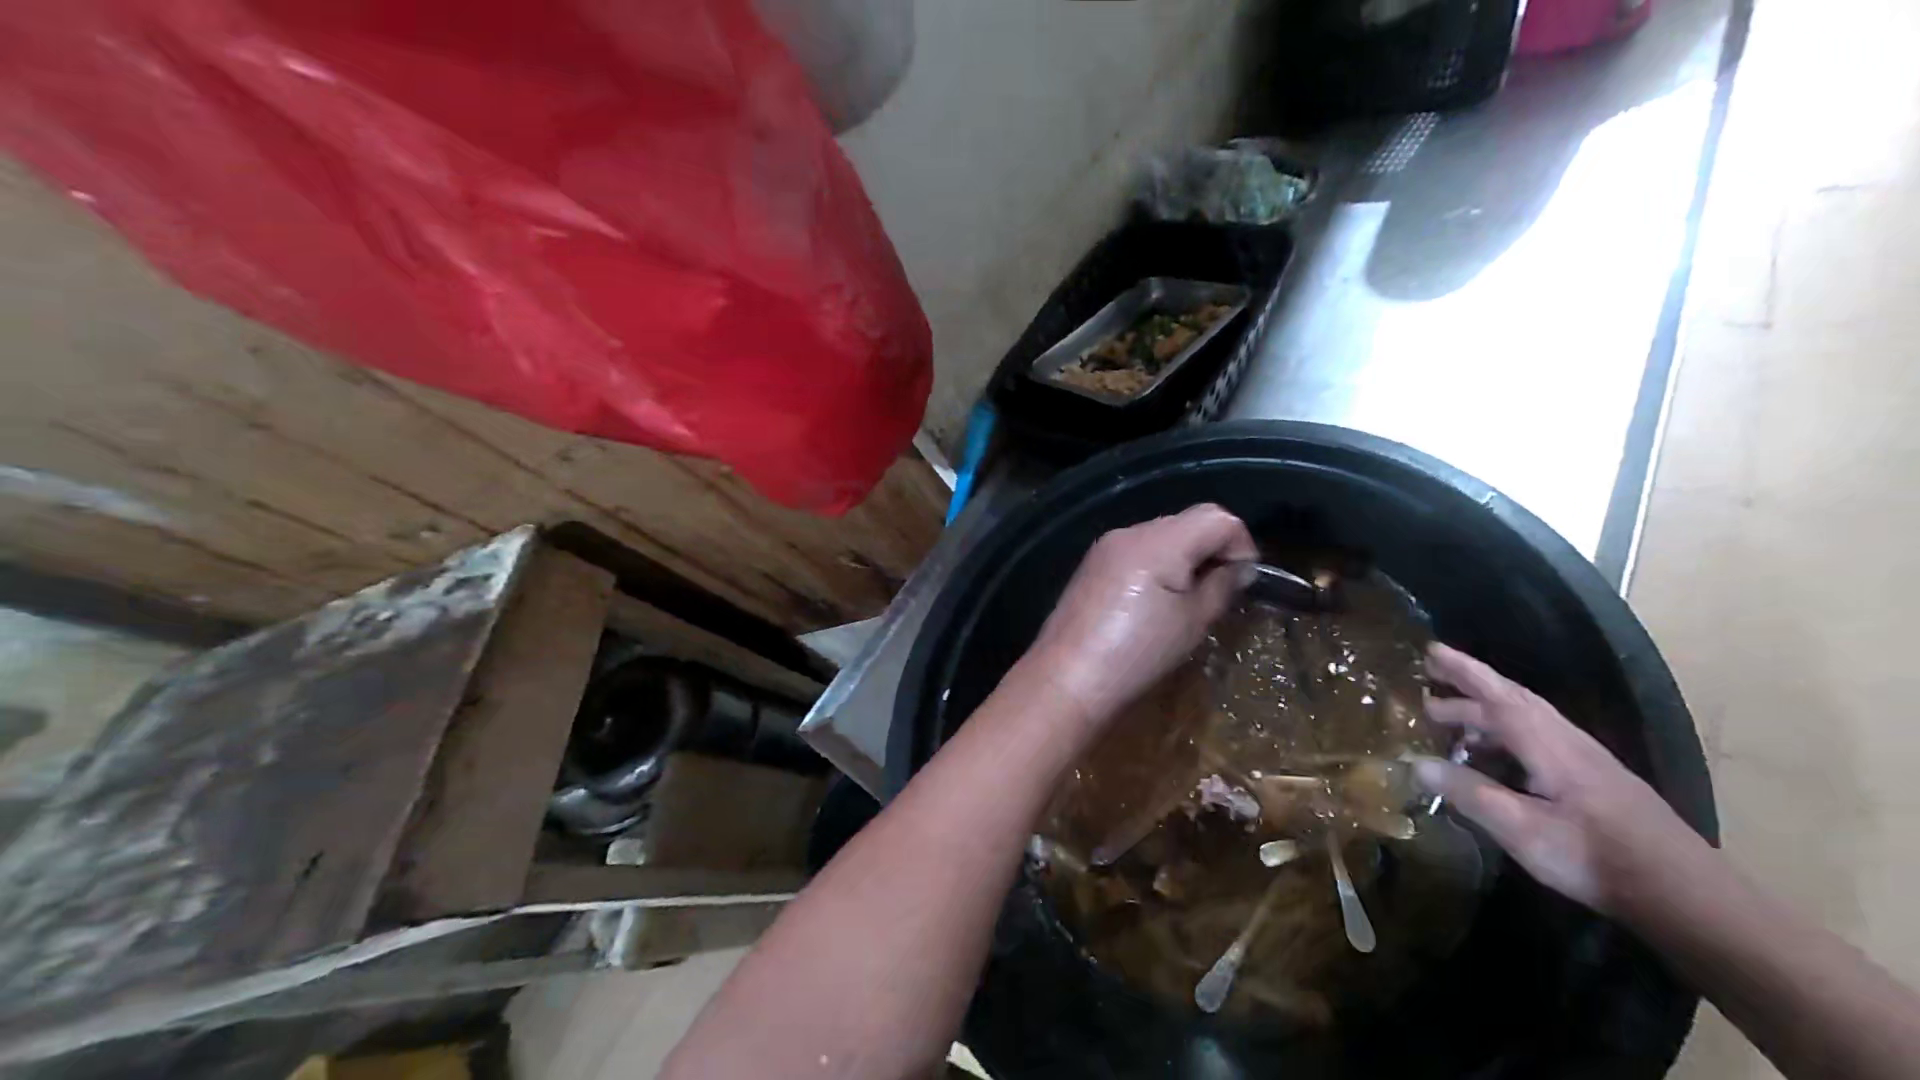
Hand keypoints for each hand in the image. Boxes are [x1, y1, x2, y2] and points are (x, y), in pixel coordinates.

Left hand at [1024, 503, 1256, 731]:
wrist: (1068, 678)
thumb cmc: (1138, 653)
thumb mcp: (1193, 622)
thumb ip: (1222, 585)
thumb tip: (1238, 567)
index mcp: (1159, 541)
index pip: (1217, 517)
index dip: (1240, 544)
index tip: (1241, 580)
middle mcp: (1130, 532)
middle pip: (1187, 521)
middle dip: (1212, 549)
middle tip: (1218, 592)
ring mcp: (1106, 547)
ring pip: (1161, 535)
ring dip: (1184, 558)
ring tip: (1186, 601)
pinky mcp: (1092, 564)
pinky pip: (1136, 551)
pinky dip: (1156, 566)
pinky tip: (1154, 603)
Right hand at [1414, 643, 1712, 918]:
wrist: (1687, 898)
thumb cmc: (1597, 857)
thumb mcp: (1522, 829)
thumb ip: (1469, 792)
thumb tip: (1416, 762)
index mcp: (1549, 745)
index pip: (1498, 696)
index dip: (1463, 671)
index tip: (1431, 649)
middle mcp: (1568, 742)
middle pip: (1513, 702)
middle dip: (1469, 688)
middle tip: (1427, 686)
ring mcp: (1585, 762)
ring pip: (1527, 722)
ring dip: (1485, 715)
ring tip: (1448, 725)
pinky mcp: (1594, 783)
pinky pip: (1537, 742)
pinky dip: (1504, 737)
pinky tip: (1492, 760)